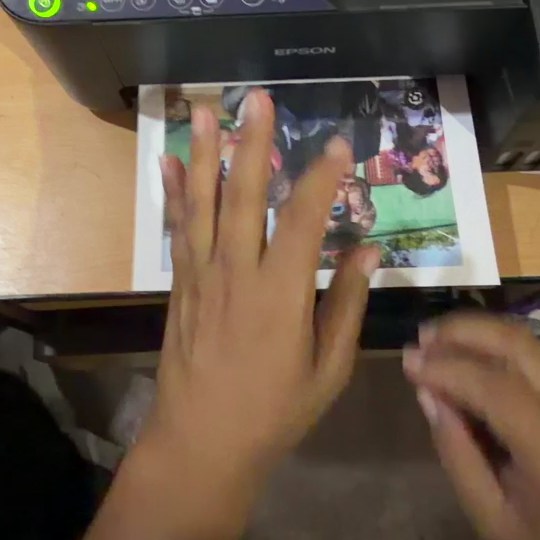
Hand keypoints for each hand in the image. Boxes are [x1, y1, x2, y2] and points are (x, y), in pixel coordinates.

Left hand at [74, 88, 380, 539]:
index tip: (336, 143)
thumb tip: (370, 248)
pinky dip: (174, 192)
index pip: (304, 219)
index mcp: (280, 292)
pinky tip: (169, 161)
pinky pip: (177, 228)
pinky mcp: (180, 281)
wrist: (201, 442)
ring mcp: (201, 272)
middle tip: (257, 97)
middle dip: (252, 141)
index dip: (321, 177)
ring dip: (205, 151)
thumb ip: (346, 303)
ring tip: (204, 107)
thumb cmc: (274, 410)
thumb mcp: (327, 368)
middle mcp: (237, 270)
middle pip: (245, 194)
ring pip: (204, 201)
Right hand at [403, 313, 539, 539]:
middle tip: (420, 338)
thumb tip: (427, 394)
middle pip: (517, 344)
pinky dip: (491, 338)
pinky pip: (531, 348)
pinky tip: (464, 351)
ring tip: (435, 338)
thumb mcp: (494, 522)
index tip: (408, 362)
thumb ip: (458, 458)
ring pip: (524, 337)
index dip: (449, 369)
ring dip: (475, 328)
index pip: (498, 390)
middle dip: (462, 330)